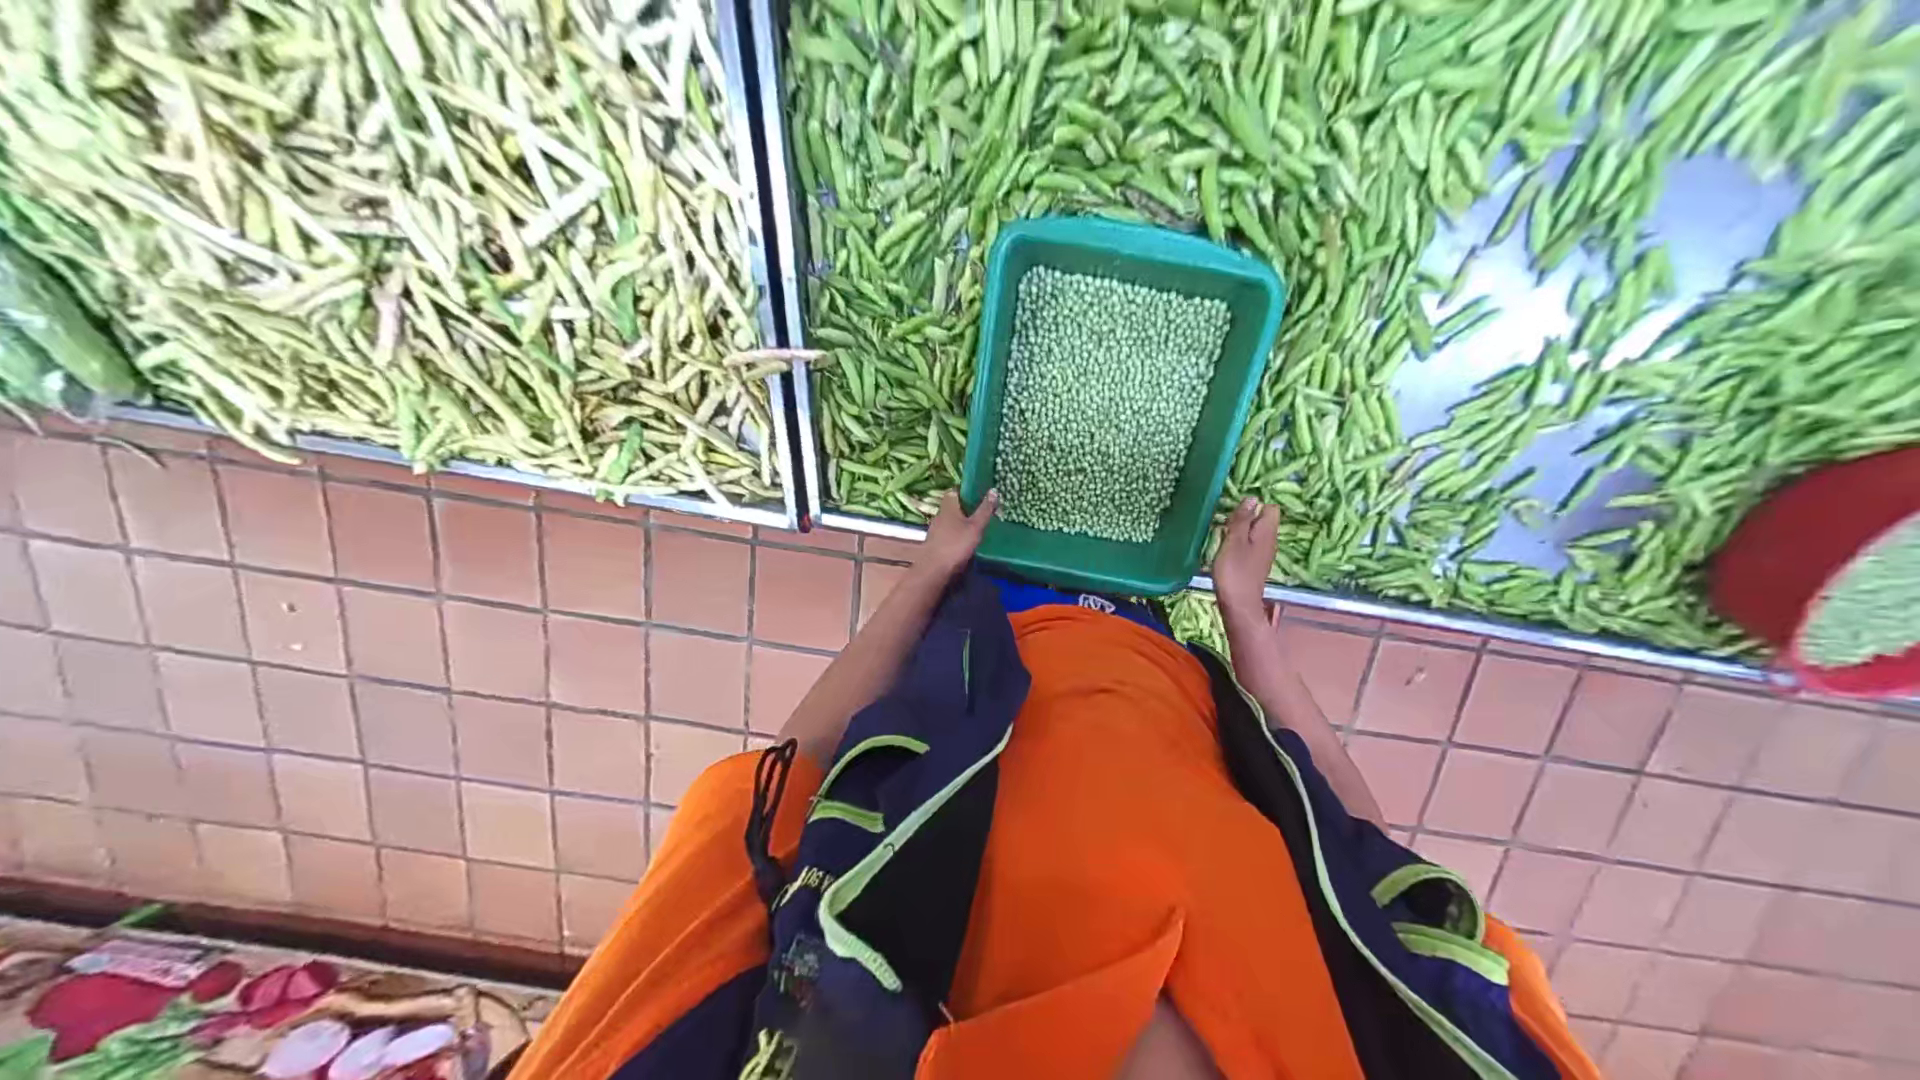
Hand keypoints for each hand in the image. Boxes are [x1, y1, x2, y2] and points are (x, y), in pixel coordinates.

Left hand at [915, 489, 997, 581]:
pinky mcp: (937, 541)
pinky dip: (958, 532)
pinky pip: (950, 531)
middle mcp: (940, 514)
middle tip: (983, 508)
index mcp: (948, 505)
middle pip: (954, 505)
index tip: (980, 492)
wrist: (935, 568)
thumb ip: (985, 510)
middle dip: (967, 506)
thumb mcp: (975, 526)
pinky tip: (968, 538)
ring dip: (963, 520)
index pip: (955, 490)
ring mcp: (937, 528)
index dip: (967, 490)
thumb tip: (994, 490)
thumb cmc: (956, 544)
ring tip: (979, 523)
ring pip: (952, 519)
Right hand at [1211, 497, 1278, 619]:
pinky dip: (1239, 542)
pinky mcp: (1255, 563)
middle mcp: (1270, 541)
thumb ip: (1243, 519)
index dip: (1254, 505)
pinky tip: (1226, 549)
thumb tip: (1252, 498)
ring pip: (1255, 532)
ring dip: (1240, 530)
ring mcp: (1263, 553)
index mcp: (1267, 533)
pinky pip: (1250, 544)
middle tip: (1225, 523)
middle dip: (1245, 517)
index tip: (1235, 511)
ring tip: (1223, 534)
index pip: (1270, 508)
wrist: (1238, 604)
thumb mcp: (1234, 541)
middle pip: (1263, 519)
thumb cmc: (1234, 571)